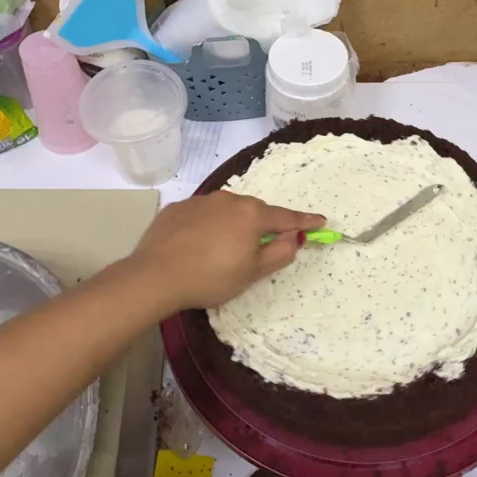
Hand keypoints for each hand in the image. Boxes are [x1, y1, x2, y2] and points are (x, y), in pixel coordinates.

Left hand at [115, 191, 325, 312]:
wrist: (155, 275)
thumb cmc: (210, 277)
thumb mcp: (252, 273)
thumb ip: (279, 252)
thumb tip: (295, 237)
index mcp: (251, 214)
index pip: (285, 217)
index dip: (304, 221)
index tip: (321, 221)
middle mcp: (228, 199)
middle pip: (255, 211)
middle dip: (263, 225)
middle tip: (261, 247)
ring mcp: (200, 201)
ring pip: (227, 211)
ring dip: (233, 225)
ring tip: (224, 250)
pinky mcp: (177, 208)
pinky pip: (201, 215)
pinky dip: (207, 226)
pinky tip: (197, 245)